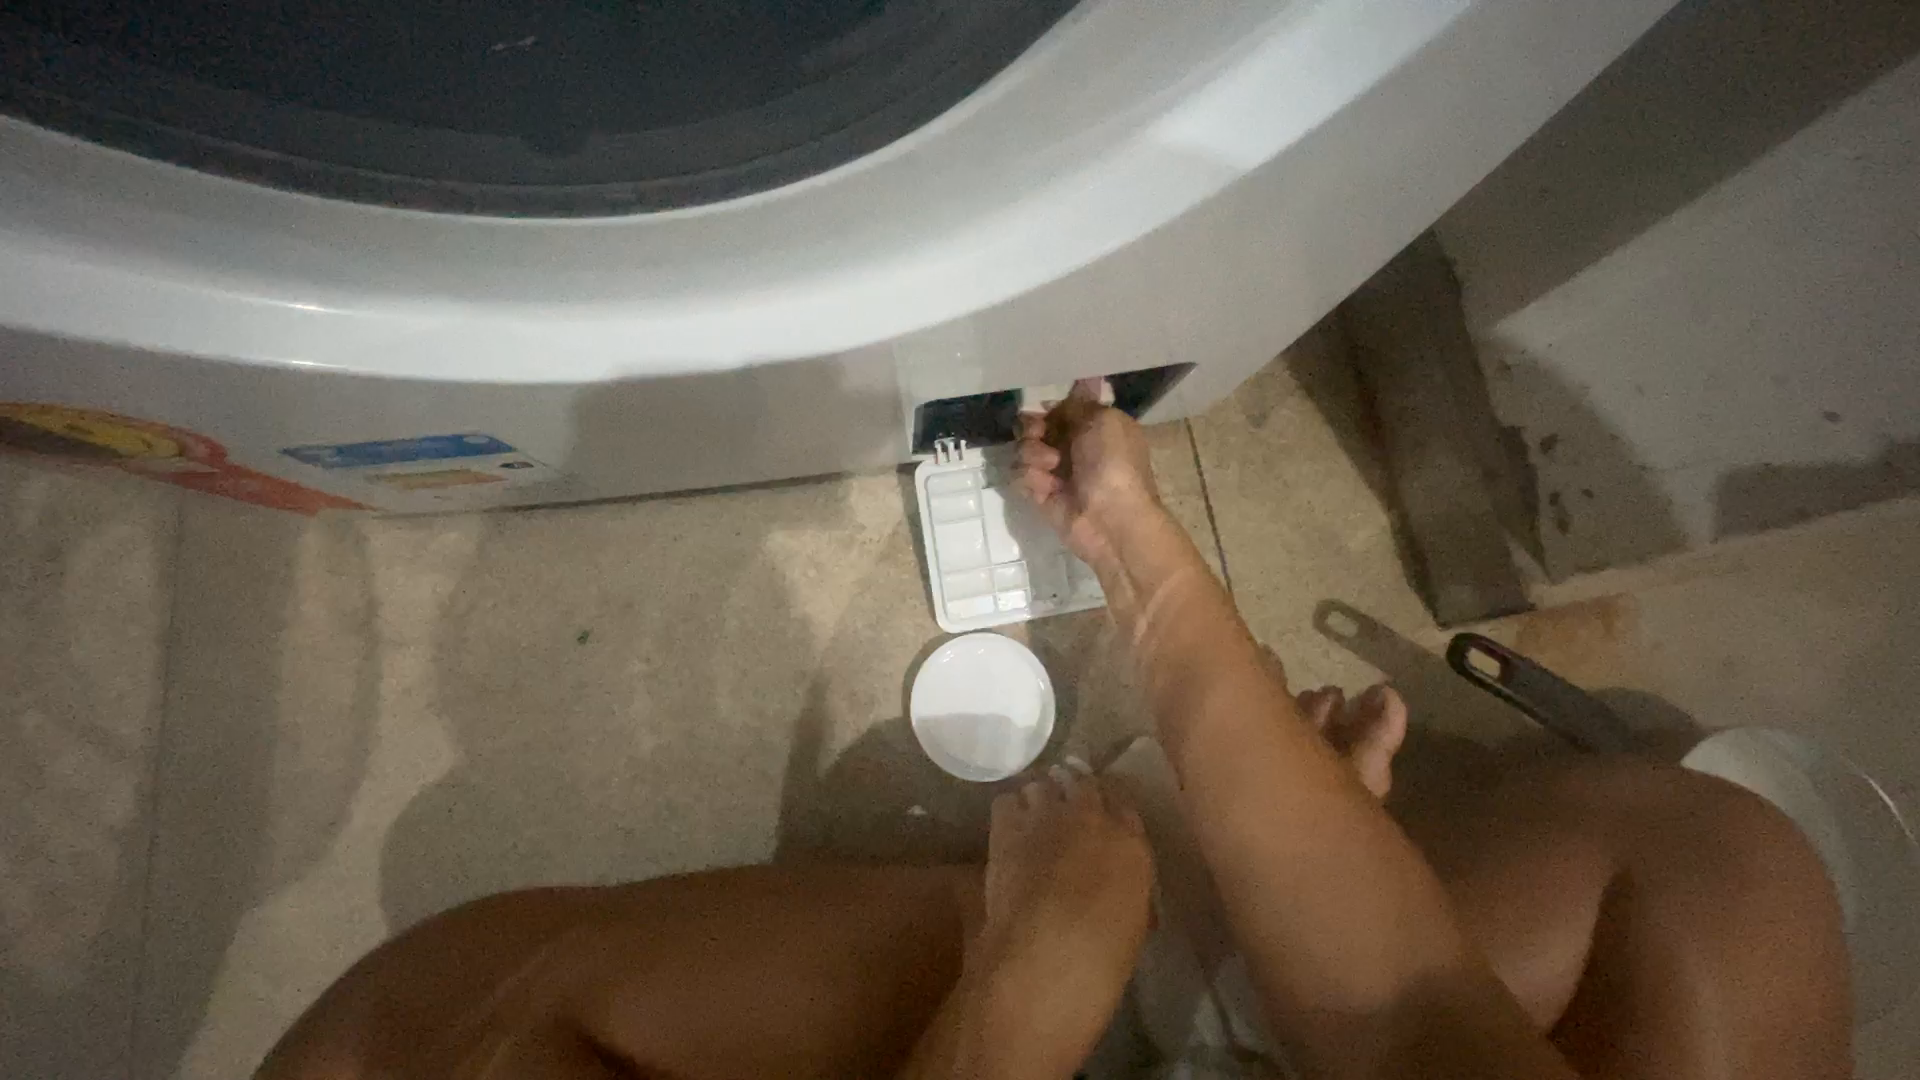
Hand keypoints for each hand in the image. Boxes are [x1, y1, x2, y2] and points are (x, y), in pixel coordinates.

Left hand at [971, 768, 1153, 1048]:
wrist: (1049, 949)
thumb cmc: (1103, 953)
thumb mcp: (1133, 921)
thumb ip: (1126, 886)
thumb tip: (1115, 883)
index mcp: (1131, 842)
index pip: (1123, 808)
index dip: (1109, 814)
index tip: (1101, 825)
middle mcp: (1091, 815)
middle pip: (1083, 784)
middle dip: (1075, 796)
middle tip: (1066, 815)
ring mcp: (1048, 813)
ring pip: (1041, 786)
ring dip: (1040, 801)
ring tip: (1034, 820)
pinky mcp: (1009, 823)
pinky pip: (1007, 801)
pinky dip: (1009, 812)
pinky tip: (1009, 829)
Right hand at [1015, 382, 1163, 567]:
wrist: (1112, 518)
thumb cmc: (1114, 463)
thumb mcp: (1104, 419)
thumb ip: (1079, 404)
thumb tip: (1068, 392)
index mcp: (1093, 426)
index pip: (1059, 408)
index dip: (1051, 407)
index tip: (1051, 409)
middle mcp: (1072, 447)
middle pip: (1033, 426)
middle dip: (1032, 427)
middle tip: (1041, 434)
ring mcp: (1054, 472)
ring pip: (1022, 449)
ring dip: (1032, 453)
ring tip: (1051, 466)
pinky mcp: (1039, 494)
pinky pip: (1019, 475)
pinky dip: (1030, 478)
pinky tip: (1047, 487)